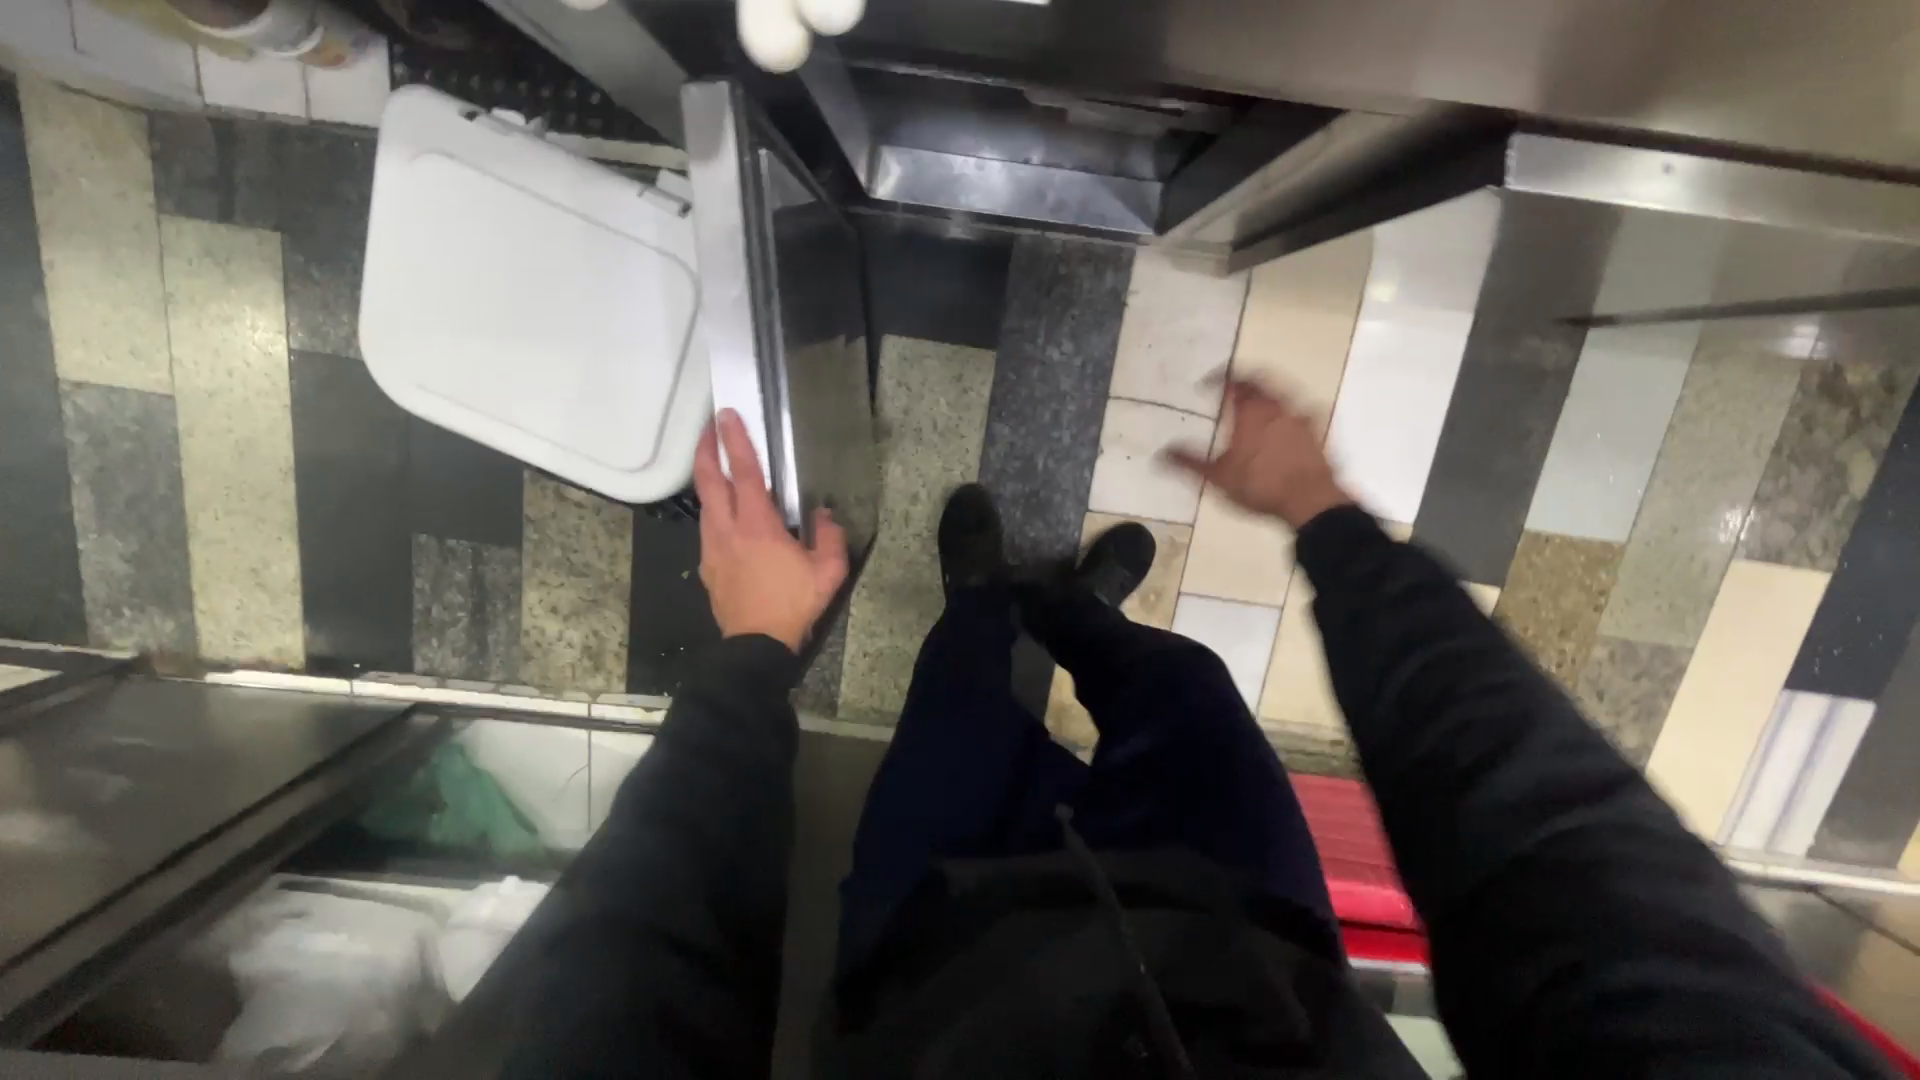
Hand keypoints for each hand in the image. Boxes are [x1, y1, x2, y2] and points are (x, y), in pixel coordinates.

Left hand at [694, 409, 847, 651]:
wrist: (757, 647)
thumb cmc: (794, 606)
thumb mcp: (828, 572)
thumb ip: (830, 537)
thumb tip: (824, 514)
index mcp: (757, 525)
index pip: (745, 473)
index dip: (735, 441)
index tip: (726, 415)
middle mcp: (728, 530)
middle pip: (710, 481)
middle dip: (707, 450)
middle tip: (710, 428)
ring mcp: (713, 549)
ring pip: (705, 504)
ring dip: (708, 480)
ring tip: (718, 467)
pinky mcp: (708, 567)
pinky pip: (708, 529)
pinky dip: (713, 510)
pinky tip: (724, 515)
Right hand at [1163, 379, 1354, 529]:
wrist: (1309, 501)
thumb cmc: (1259, 486)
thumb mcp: (1217, 477)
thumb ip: (1188, 462)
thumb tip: (1161, 454)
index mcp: (1250, 413)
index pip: (1234, 383)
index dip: (1219, 379)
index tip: (1206, 384)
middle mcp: (1276, 408)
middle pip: (1261, 382)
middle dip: (1245, 381)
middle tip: (1234, 387)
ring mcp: (1301, 418)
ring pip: (1284, 394)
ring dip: (1270, 394)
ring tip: (1260, 402)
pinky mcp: (1318, 433)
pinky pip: (1305, 413)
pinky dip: (1293, 412)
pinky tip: (1291, 421)